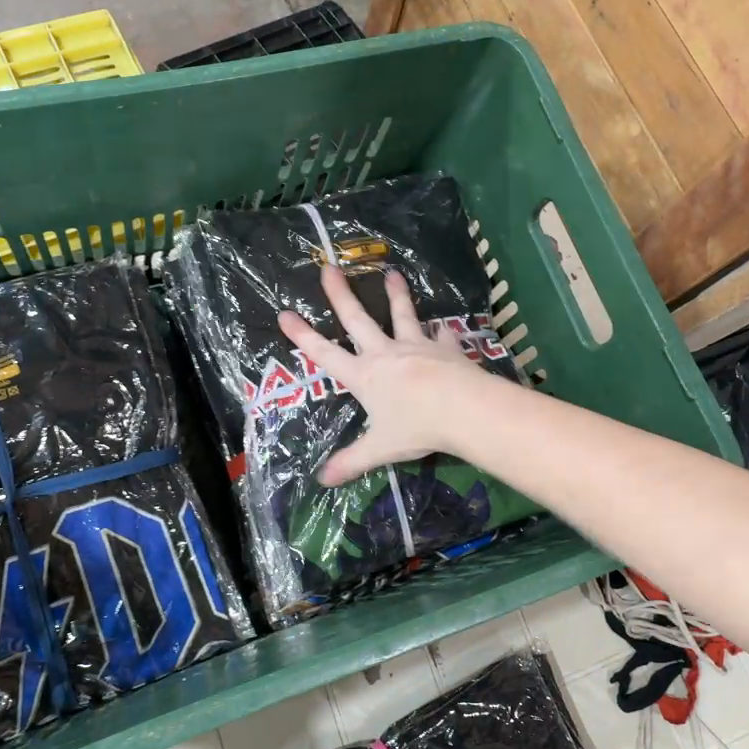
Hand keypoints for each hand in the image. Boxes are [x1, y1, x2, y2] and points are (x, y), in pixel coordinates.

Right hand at [277, 265, 500, 484]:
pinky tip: (445, 326)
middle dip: (341, 295)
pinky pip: (442, 337)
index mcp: (364, 376)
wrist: (463, 409)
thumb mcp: (379, 450)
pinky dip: (442, 332)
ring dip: (396, 295)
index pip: (325, 354)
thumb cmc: (416, 428)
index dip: (302, 336)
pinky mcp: (445, 349)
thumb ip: (351, 462)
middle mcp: (386, 354)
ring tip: (393, 273)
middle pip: (358, 320)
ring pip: (403, 316)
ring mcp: (417, 347)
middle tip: (329, 267)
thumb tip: (322, 480)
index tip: (285, 313)